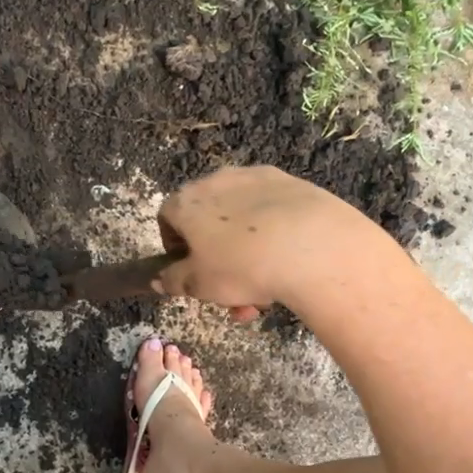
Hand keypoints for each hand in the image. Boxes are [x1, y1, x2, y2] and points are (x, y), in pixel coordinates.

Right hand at [153, 165, 393, 314]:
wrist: (313, 247)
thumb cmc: (240, 266)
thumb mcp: (198, 285)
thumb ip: (174, 280)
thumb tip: (159, 279)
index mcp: (188, 201)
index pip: (166, 215)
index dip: (172, 244)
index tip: (186, 267)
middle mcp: (218, 181)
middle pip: (207, 219)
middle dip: (213, 257)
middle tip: (226, 290)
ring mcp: (258, 179)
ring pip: (241, 220)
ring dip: (243, 254)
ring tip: (260, 293)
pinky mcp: (293, 184)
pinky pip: (271, 214)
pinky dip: (271, 237)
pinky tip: (285, 266)